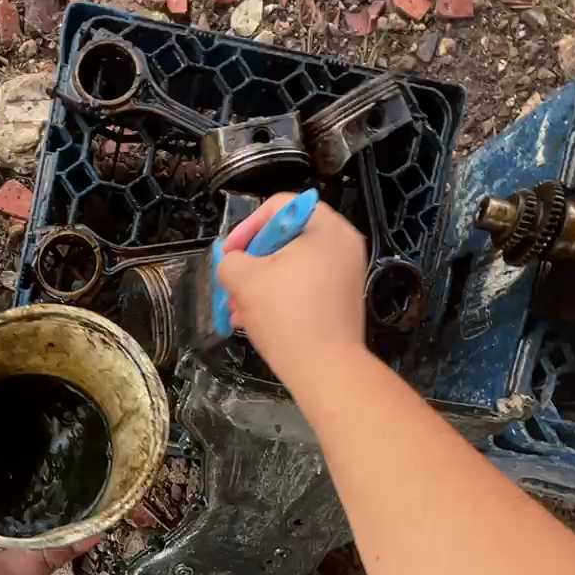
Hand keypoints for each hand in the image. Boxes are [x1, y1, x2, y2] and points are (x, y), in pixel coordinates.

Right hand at [216, 193, 369, 384]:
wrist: (325, 368)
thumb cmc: (286, 316)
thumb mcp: (245, 281)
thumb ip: (230, 261)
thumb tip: (231, 262)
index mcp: (325, 227)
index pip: (278, 206)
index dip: (246, 228)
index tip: (228, 256)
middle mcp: (342, 243)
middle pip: (285, 238)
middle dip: (251, 263)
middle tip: (232, 285)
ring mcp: (346, 272)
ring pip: (292, 266)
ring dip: (261, 284)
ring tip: (239, 310)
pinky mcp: (342, 299)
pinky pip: (305, 286)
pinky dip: (280, 297)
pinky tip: (258, 321)